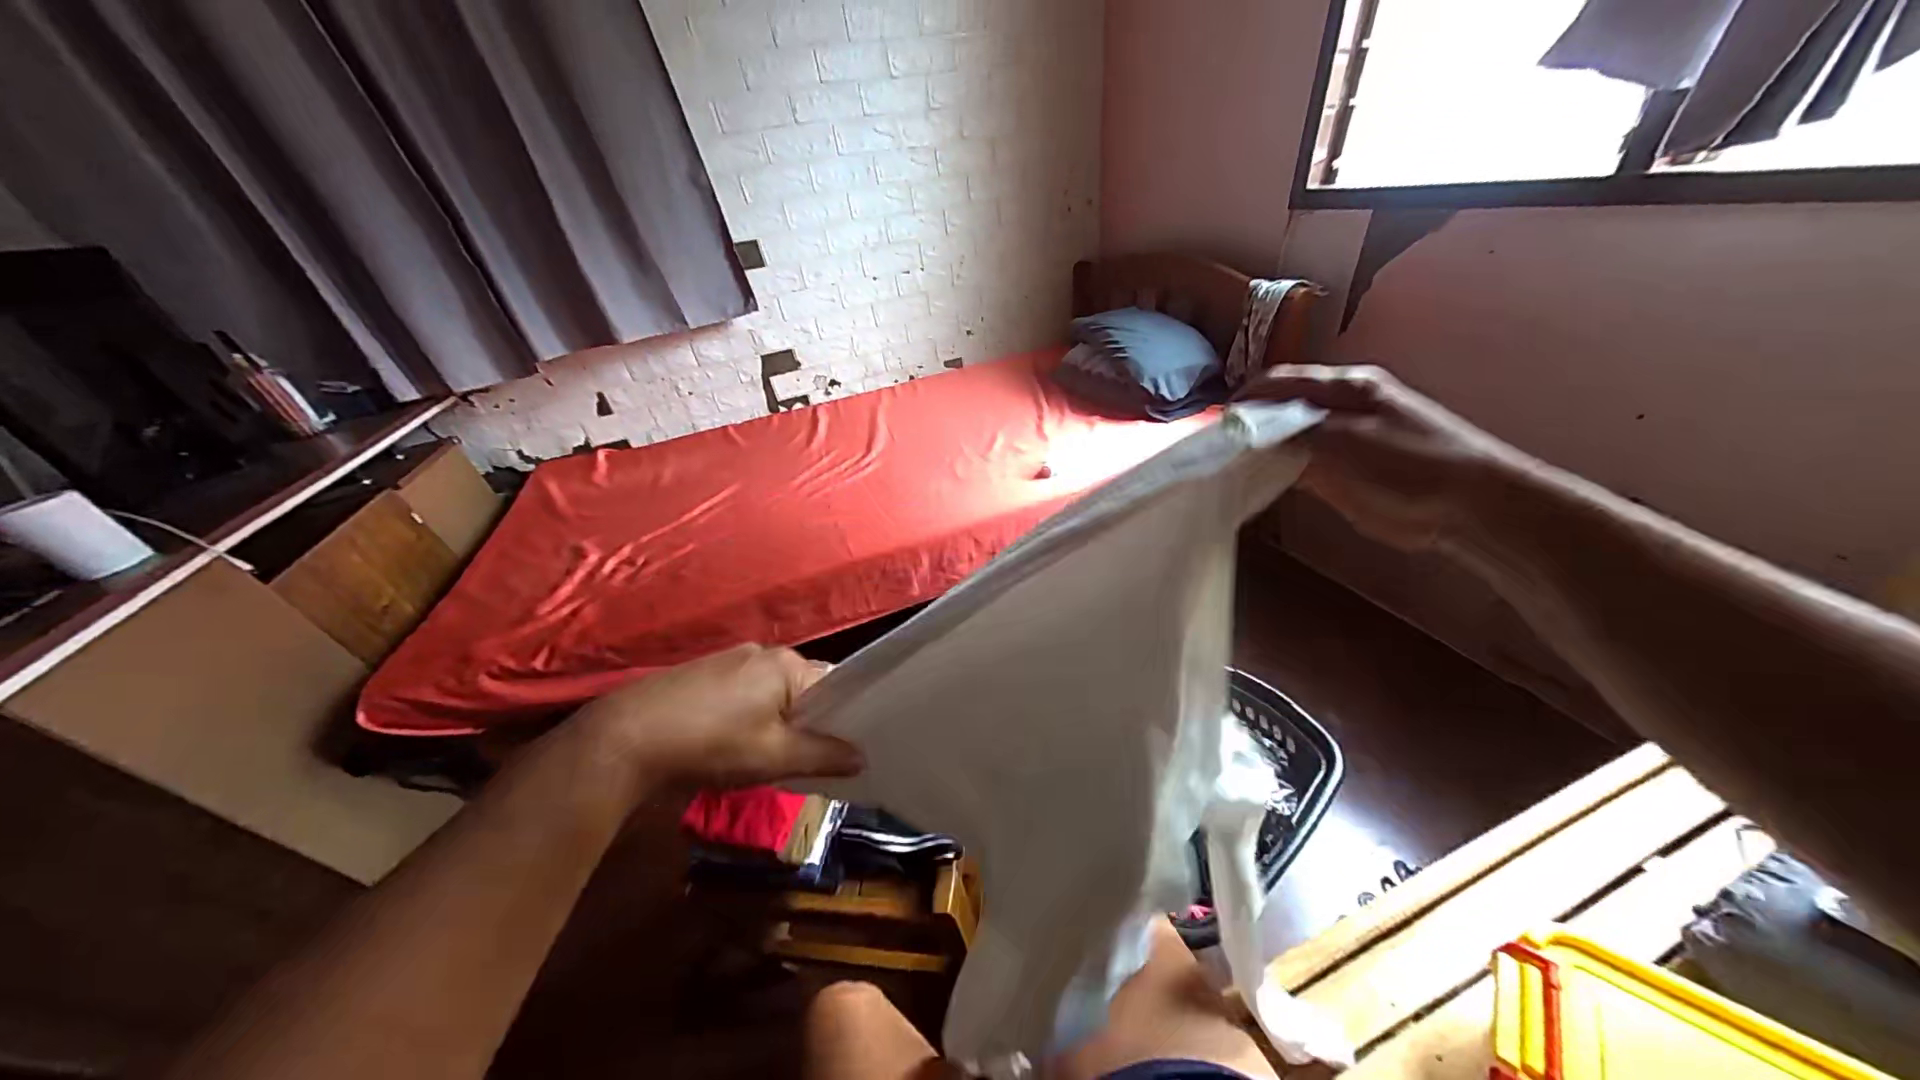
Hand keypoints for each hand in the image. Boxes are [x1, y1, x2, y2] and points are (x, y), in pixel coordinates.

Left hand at [571, 645, 863, 789]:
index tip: (852, 746)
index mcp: (786, 662)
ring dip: (777, 724)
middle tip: (814, 760)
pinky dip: (750, 719)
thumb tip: (861, 757)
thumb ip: (824, 755)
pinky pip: (744, 695)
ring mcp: (727, 661)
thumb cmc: (711, 743)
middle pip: (803, 689)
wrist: (623, 741)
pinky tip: (736, 746)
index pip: (835, 684)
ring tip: (774, 758)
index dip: (847, 715)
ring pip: (772, 694)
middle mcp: (760, 652)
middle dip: (809, 723)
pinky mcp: (701, 676)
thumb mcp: (775, 756)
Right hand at [1237, 364, 1539, 551]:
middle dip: (1246, 424)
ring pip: (1286, 438)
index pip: (1281, 381)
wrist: (1470, 507)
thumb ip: (1295, 432)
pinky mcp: (1343, 473)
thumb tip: (1248, 428)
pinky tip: (1255, 483)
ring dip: (1259, 450)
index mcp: (1346, 387)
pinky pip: (1298, 466)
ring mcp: (1341, 441)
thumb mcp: (1348, 441)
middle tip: (1214, 447)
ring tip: (1226, 466)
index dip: (1245, 397)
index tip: (1214, 421)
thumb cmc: (1413, 464)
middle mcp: (1340, 409)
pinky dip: (1275, 472)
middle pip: (1279, 408)